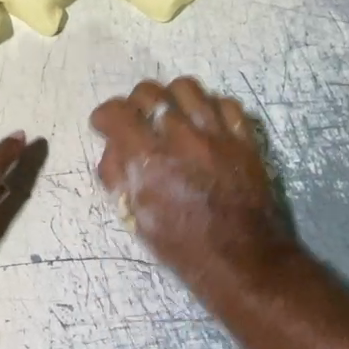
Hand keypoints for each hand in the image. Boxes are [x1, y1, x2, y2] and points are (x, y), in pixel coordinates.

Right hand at [90, 77, 297, 288]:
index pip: (116, 112)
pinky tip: (206, 125)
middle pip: (149, 92)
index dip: (104, 117)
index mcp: (149, 160)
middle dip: (135, 103)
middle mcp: (180, 138)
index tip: (105, 126)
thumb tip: (114, 151)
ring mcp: (216, 135)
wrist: (242, 260)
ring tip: (172, 115)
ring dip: (172, 98)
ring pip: (187, 88)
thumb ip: (120, 176)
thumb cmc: (183, 245)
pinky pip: (225, 103)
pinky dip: (211, 108)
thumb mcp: (137, 217)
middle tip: (138, 121)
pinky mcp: (243, 140)